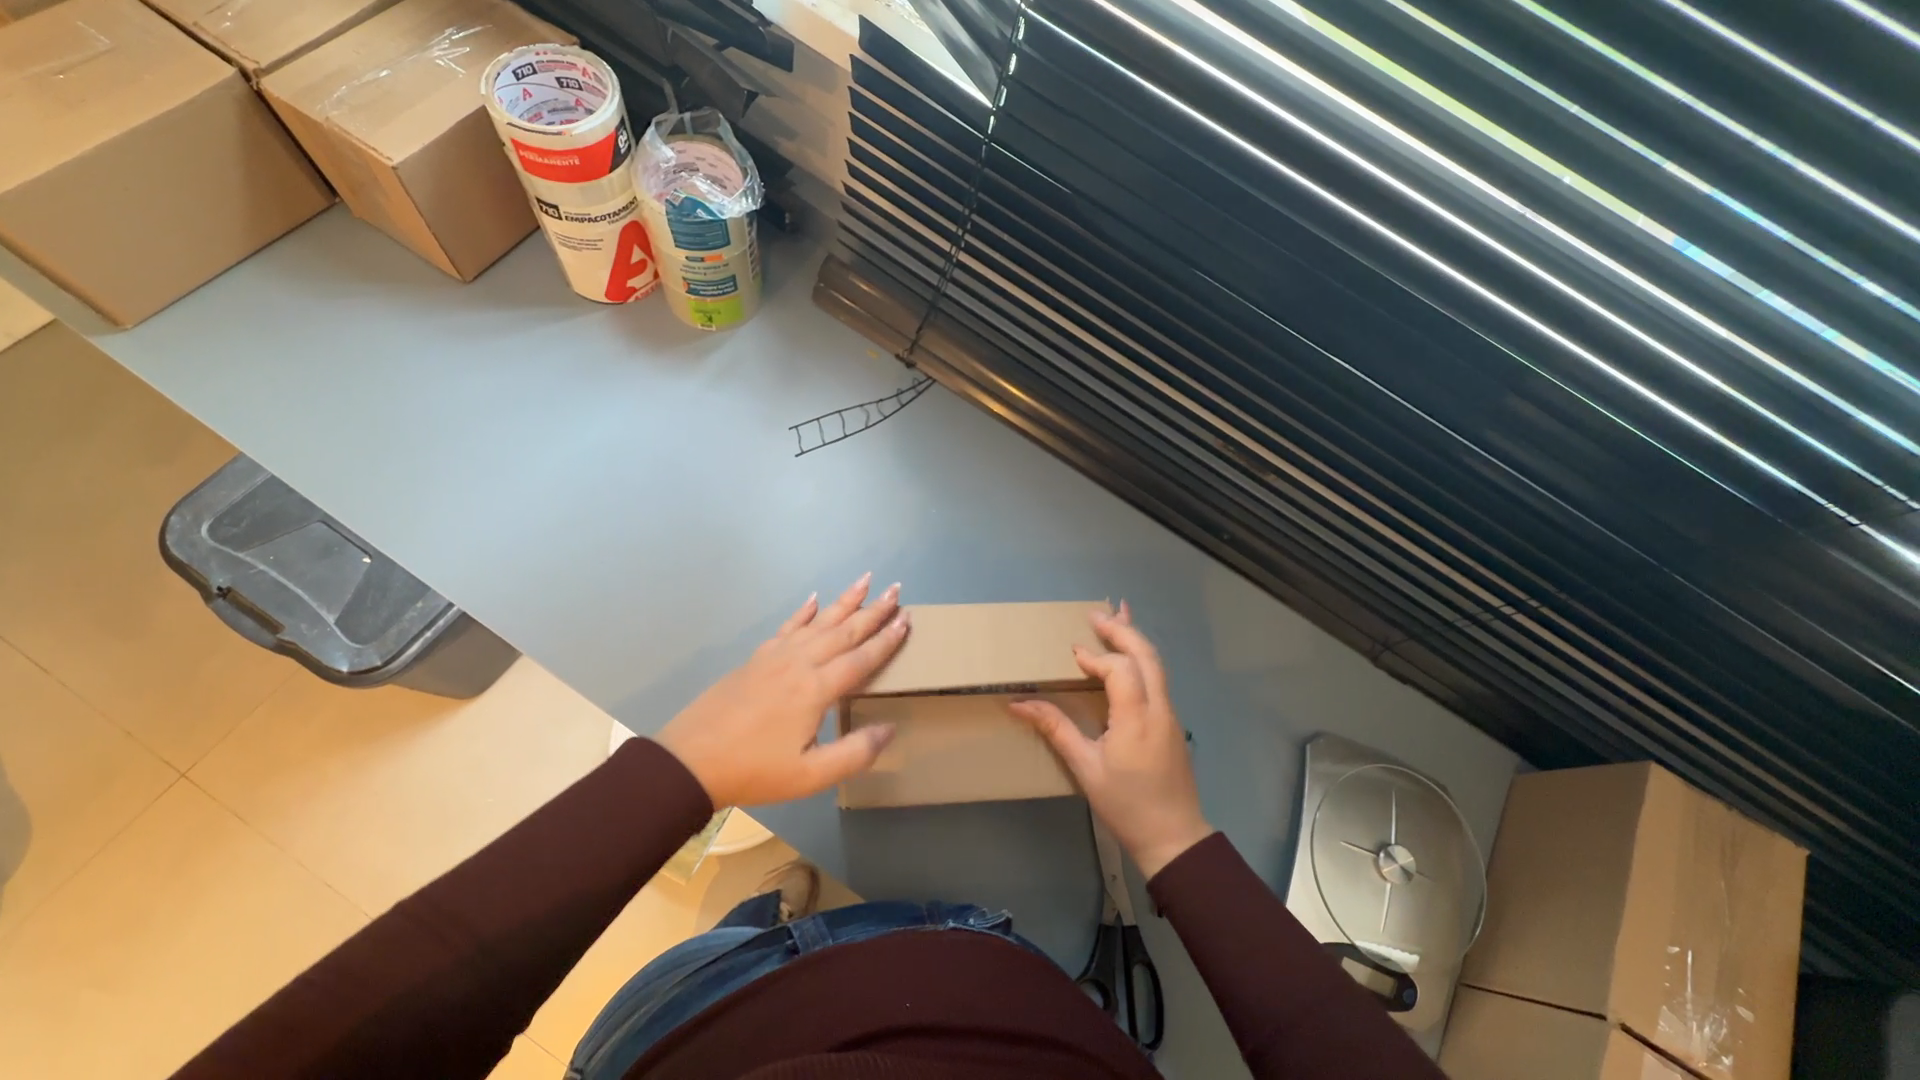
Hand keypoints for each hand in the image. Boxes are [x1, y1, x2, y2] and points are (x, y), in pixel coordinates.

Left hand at [656, 574, 909, 808]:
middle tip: (896, 589)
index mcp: (816, 690)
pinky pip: (788, 627)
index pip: (861, 659)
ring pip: (818, 622)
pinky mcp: (756, 659)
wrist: (691, 761)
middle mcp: (799, 663)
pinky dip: (804, 612)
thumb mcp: (811, 775)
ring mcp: (775, 657)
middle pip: (843, 631)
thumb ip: (855, 752)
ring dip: (844, 601)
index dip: (886, 640)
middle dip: (873, 610)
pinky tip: (814, 600)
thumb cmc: (754, 771)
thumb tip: (890, 728)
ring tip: (865, 581)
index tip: (907, 619)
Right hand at [1011, 603, 1212, 878]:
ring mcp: (1170, 715)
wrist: (1174, 837)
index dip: (1096, 658)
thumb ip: (1055, 730)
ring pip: (1157, 665)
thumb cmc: (1126, 805)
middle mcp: (1159, 709)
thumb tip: (1018, 704)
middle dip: (1122, 630)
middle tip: (1096, 614)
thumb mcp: (1085, 768)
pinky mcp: (1172, 724)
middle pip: (1146, 656)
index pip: (1119, 669)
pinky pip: (1159, 680)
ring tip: (1118, 617)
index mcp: (1137, 717)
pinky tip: (1131, 658)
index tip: (1073, 654)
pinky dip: (1144, 659)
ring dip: (1136, 640)